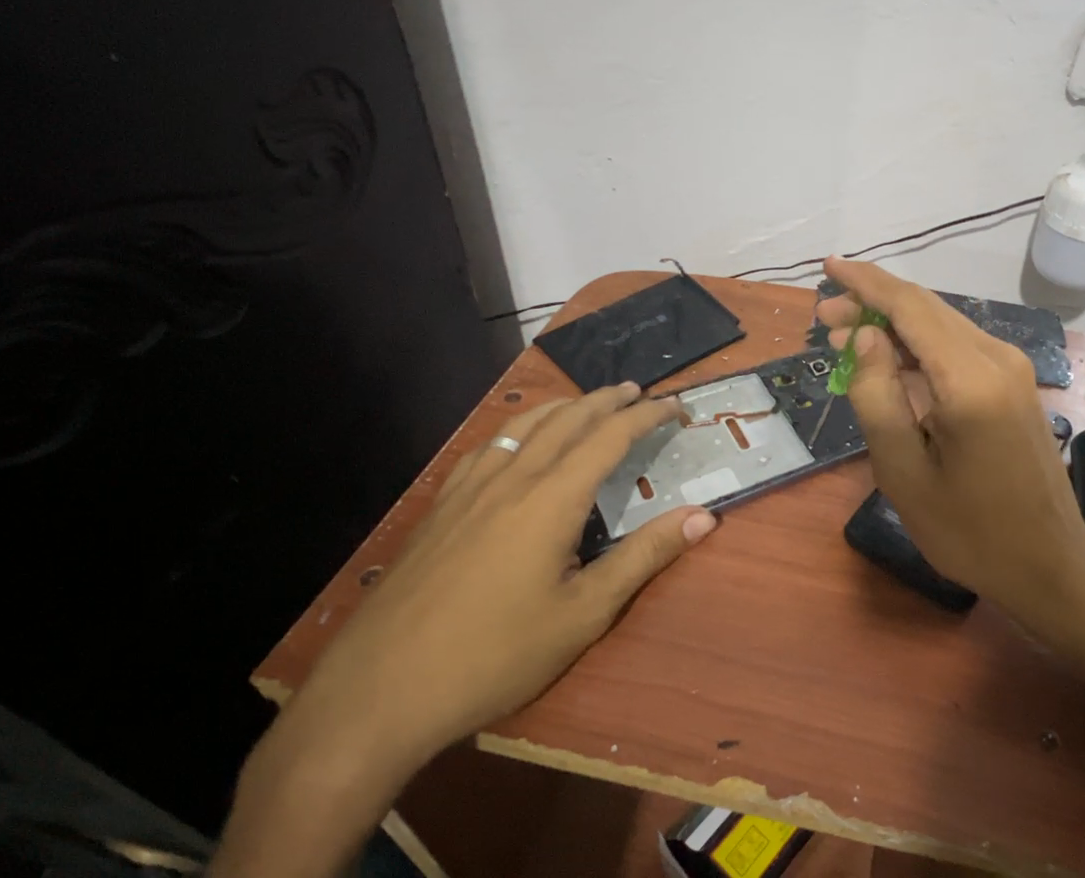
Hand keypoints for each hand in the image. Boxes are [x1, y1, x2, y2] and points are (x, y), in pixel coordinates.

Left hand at [277, 384, 717, 777]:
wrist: (379, 692)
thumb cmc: (495, 656)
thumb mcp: (583, 615)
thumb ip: (643, 557)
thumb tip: (704, 516)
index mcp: (550, 501)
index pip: (608, 438)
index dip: (645, 417)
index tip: (674, 407)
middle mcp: (509, 481)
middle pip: (564, 420)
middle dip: (605, 400)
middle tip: (637, 391)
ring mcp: (466, 493)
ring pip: (520, 427)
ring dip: (561, 408)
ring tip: (585, 404)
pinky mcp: (437, 512)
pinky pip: (485, 450)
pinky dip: (516, 431)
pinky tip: (513, 447)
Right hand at [816, 259, 1084, 617]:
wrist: (1047, 564)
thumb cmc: (968, 530)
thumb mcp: (903, 472)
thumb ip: (878, 397)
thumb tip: (865, 336)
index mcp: (970, 379)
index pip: (910, 308)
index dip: (865, 283)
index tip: (827, 268)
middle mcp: (997, 360)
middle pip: (927, 310)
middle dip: (873, 304)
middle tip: (825, 319)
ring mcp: (1012, 371)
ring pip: (944, 327)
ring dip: (895, 325)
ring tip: (845, 337)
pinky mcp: (1014, 387)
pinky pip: (959, 349)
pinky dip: (920, 347)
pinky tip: (890, 362)